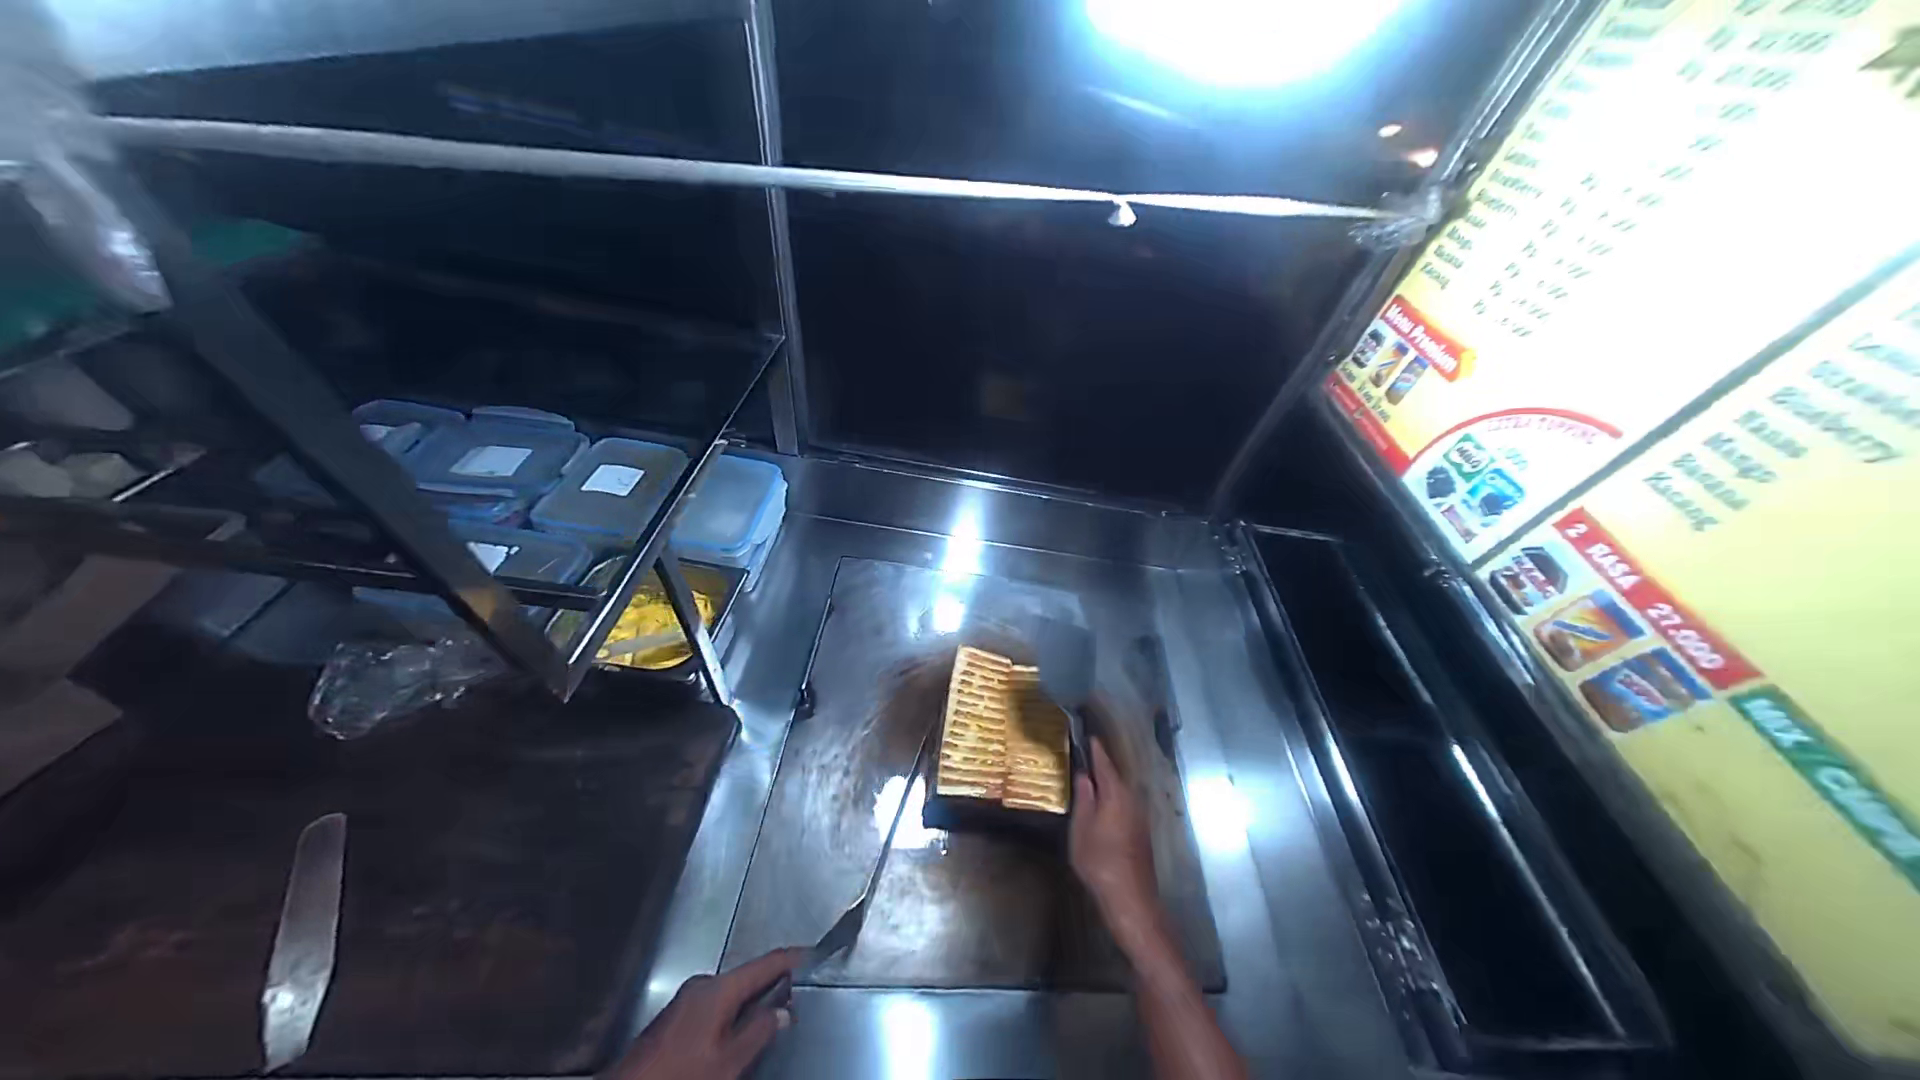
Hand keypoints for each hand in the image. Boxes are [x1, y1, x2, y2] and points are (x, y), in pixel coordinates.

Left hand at [600, 947, 805, 1079]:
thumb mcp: (728, 1064)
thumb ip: (759, 1032)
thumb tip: (783, 1009)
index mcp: (718, 989)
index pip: (765, 963)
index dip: (792, 959)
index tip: (814, 955)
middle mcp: (702, 985)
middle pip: (747, 978)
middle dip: (772, 986)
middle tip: (798, 998)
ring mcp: (685, 1002)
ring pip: (730, 996)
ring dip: (752, 1005)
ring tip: (773, 1020)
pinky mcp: (674, 1021)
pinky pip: (714, 1008)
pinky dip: (733, 1016)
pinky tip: (739, 1037)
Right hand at [1069, 737, 1160, 942]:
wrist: (1130, 899)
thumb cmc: (1100, 861)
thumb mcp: (1081, 829)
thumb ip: (1084, 799)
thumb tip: (1084, 775)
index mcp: (1117, 794)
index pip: (1105, 763)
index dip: (1095, 749)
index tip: (1087, 735)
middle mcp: (1133, 800)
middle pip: (1115, 776)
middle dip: (1101, 765)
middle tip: (1083, 754)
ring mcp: (1140, 816)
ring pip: (1121, 791)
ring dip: (1107, 783)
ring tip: (1088, 777)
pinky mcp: (1141, 831)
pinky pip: (1125, 804)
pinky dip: (1112, 798)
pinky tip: (1101, 805)